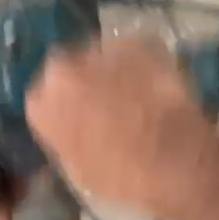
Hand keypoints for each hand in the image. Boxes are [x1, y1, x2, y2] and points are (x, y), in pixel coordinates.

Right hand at [28, 37, 218, 214]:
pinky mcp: (140, 42)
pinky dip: (141, 65)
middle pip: (68, 70)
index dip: (63, 110)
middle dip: (83, 83)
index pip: (42, 99)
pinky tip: (154, 86)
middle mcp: (63, 68)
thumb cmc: (123, 177)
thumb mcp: (78, 171)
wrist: (177, 162)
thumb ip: (64, 140)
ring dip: (111, 72)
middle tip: (106, 105)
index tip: (77, 121)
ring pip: (100, 58)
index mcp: (42, 103)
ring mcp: (103, 50)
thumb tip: (67, 129)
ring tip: (133, 95)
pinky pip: (134, 53)